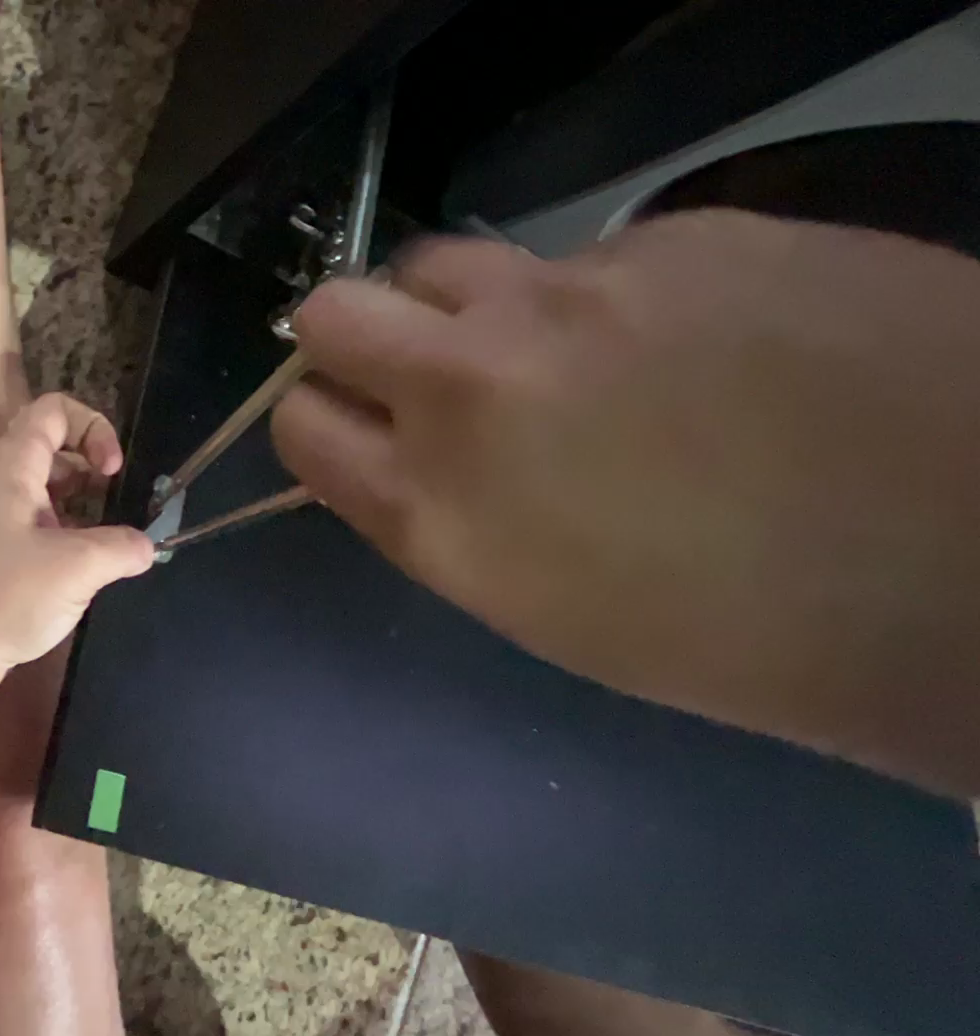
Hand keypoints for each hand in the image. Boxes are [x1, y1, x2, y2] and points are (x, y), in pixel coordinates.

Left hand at [0, 393, 156, 696]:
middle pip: (50, 453)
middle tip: (115, 509)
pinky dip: (59, 543)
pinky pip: (30, 533)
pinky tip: (77, 579)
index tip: (112, 472)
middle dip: (90, 473)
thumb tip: (145, 547)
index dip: (93, 427)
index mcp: (11, 467)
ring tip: (104, 549)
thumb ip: (120, 549)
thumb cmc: (2, 594)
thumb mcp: (76, 567)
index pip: (53, 411)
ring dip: (78, 514)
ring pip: (41, 498)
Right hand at [272, 210, 979, 791]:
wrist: (978, 565)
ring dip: (459, 304)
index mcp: (427, 503)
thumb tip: (389, 441)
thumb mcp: (519, 595)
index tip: (352, 427)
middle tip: (414, 368)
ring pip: (439, 261)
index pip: (296, 420)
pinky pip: (583, 255)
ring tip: (544, 344)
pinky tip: (684, 336)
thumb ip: (424, 506)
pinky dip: (598, 294)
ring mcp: (570, 298)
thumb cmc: (716, 627)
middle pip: (327, 312)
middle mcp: (468, 385)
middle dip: (348, 338)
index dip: (315, 418)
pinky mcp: (679, 235)